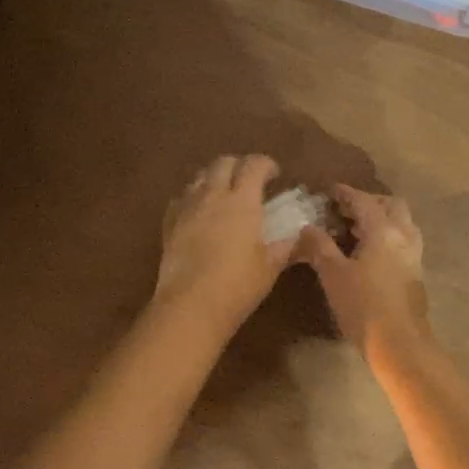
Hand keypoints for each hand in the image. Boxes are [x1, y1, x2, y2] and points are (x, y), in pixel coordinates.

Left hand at [155, 155, 294, 328]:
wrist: (190, 305)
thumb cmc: (238, 285)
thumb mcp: (270, 267)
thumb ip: (285, 246)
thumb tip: (299, 237)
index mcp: (242, 201)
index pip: (254, 165)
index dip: (266, 164)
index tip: (275, 174)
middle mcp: (213, 196)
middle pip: (223, 163)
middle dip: (238, 165)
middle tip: (249, 181)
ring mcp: (187, 208)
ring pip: (199, 177)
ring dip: (214, 178)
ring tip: (223, 194)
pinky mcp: (169, 224)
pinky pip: (180, 199)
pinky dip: (192, 198)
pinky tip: (198, 213)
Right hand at [297, 185, 428, 349]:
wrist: (400, 345)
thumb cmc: (363, 306)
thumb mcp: (333, 274)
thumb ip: (319, 246)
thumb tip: (308, 228)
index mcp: (383, 230)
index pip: (363, 200)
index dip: (344, 193)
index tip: (329, 190)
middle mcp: (403, 235)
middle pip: (391, 204)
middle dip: (368, 201)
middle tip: (344, 210)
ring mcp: (414, 254)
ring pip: (401, 222)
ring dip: (380, 219)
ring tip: (353, 230)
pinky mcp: (416, 272)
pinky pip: (402, 240)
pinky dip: (386, 235)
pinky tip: (367, 252)